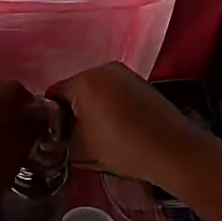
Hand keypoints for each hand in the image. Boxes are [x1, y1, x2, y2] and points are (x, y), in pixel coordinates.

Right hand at [50, 63, 209, 184]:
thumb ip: (59, 141)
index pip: (53, 96)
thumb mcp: (81, 150)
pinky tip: (115, 128)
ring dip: (91, 110)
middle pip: (74, 90)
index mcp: (84, 81)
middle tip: (72, 139)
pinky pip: (113, 92)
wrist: (173, 151)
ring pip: (95, 91)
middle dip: (71, 112)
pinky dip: (108, 107)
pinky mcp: (141, 83)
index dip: (49, 118)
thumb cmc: (122, 147)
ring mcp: (125, 74)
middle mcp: (103, 69)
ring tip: (96, 136)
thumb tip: (53, 139)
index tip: (53, 137)